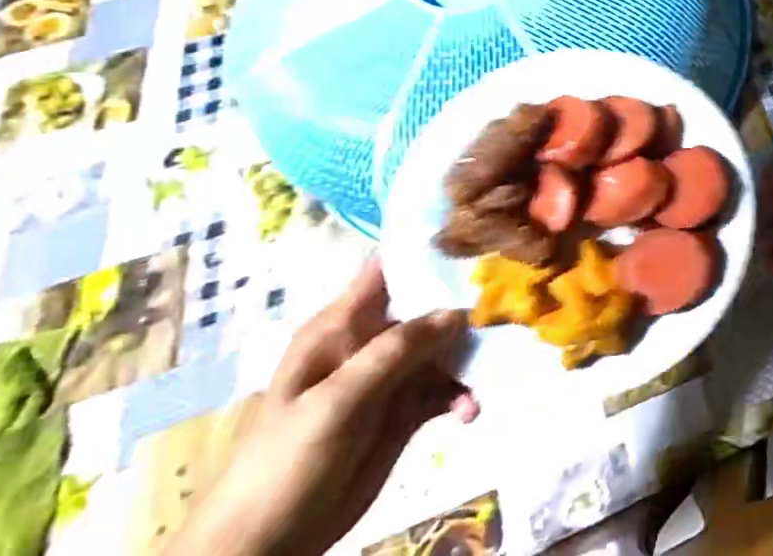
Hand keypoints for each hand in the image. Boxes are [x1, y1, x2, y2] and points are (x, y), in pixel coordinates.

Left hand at [169, 257, 477, 555]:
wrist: (270, 543)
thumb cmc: (289, 459)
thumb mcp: (337, 400)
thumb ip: (395, 352)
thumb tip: (456, 312)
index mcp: (341, 326)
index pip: (387, 271)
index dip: (427, 254)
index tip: (475, 247)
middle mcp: (370, 342)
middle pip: (425, 308)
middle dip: (463, 308)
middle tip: (502, 313)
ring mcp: (389, 377)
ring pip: (441, 348)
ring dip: (467, 359)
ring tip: (485, 377)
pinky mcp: (405, 411)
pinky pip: (444, 389)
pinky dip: (461, 395)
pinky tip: (468, 413)